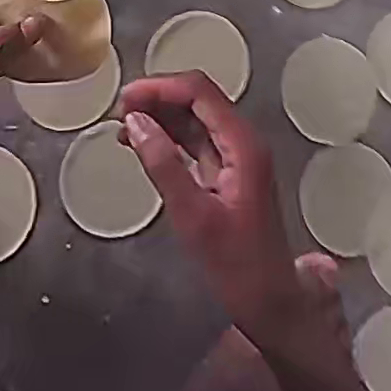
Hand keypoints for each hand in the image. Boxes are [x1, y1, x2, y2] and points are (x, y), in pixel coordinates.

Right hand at [118, 72, 322, 354]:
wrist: (270, 303)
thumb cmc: (236, 264)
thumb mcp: (193, 216)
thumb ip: (163, 165)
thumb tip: (134, 123)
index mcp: (242, 143)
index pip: (200, 92)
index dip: (161, 87)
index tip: (126, 98)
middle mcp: (242, 140)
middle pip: (198, 99)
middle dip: (158, 98)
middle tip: (119, 112)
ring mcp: (236, 155)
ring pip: (195, 118)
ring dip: (161, 116)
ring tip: (124, 125)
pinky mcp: (227, 171)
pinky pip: (195, 141)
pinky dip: (169, 137)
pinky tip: (143, 144)